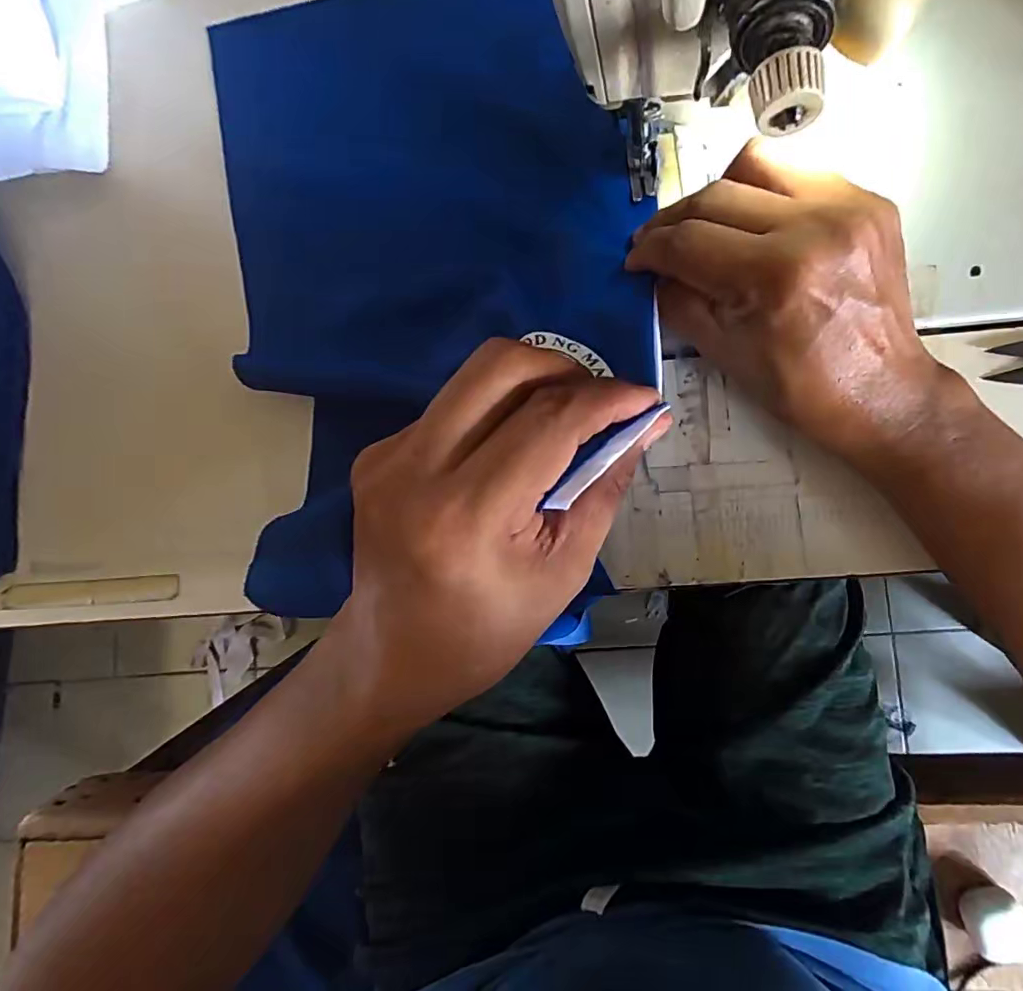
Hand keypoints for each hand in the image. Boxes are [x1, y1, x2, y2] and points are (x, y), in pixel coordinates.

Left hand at [332, 338, 667, 733]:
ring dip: (533, 383)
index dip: (606, 399)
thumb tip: (643, 425)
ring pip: (474, 376)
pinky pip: (453, 407)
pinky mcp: (377, 452)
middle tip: (599, 398)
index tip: (645, 398)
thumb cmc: (488, 632)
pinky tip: (510, 453)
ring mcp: (388, 454)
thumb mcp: (563, 570)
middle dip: (565, 365)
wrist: (392, 657)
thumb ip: (604, 487)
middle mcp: (417, 468)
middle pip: (500, 366)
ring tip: (566, 418)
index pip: (548, 422)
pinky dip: (497, 413)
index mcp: (467, 514)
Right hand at [627, 139, 948, 463]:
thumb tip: (656, 271)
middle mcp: (816, 226)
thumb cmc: (805, 390)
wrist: (882, 394)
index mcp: (778, 275)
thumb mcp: (726, 354)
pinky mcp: (870, 204)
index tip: (636, 259)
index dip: (652, 249)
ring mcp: (850, 207)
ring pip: (758, 164)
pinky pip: (800, 175)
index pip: (691, 241)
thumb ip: (680, 303)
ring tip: (712, 228)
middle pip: (716, 195)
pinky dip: (767, 195)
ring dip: (720, 193)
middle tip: (660, 245)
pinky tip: (761, 228)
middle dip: (674, 221)